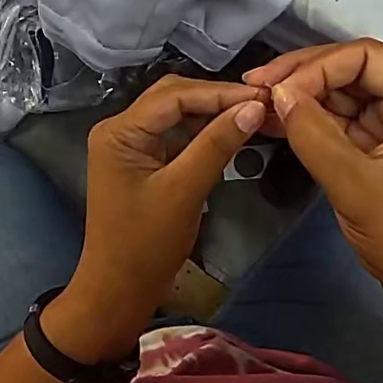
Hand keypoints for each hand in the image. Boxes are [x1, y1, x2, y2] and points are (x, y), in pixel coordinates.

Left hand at [50, 76, 266, 361]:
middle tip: (261, 103)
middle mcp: (120, 128)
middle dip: (216, 98)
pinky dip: (203, 132)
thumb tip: (253, 108)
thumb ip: (217, 145)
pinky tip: (231, 132)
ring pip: (175, 114)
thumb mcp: (184, 191)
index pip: (173, 95)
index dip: (219, 92)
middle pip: (172, 97)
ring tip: (253, 113)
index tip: (263, 96)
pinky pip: (175, 135)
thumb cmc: (146, 244)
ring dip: (212, 113)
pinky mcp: (142, 159)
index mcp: (119, 131)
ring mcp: (130, 144)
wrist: (119, 290)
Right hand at [245, 40, 382, 321]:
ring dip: (299, 98)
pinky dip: (307, 122)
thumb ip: (313, 134)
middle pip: (352, 71)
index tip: (273, 90)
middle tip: (254, 87)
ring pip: (341, 95)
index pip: (367, 58)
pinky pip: (338, 123)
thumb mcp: (359, 187)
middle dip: (302, 78)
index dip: (316, 67)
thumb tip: (275, 93)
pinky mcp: (380, 152)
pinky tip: (274, 122)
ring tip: (255, 104)